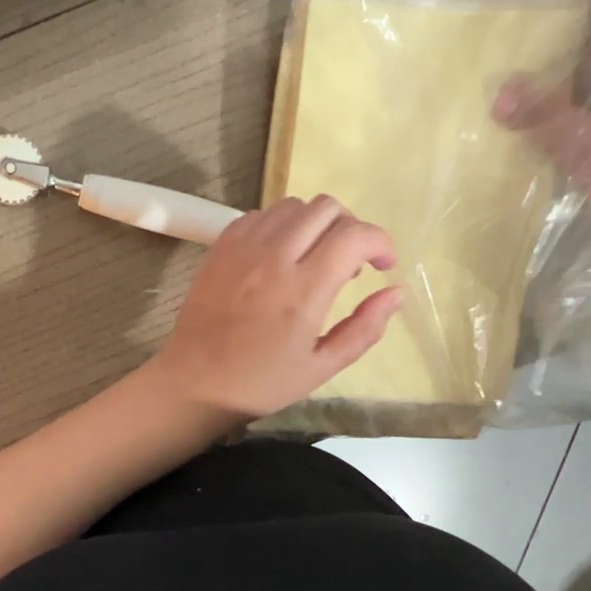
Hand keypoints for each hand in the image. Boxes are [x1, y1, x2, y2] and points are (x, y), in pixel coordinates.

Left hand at [152, 196, 400, 418]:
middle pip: (326, 208)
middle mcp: (274, 259)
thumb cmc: (260, 385)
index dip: (381, 242)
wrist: (194, 385)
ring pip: (292, 206)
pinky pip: (259, 215)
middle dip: (350, 228)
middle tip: (349, 262)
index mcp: (303, 291)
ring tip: (313, 257)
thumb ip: (363, 329)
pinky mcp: (220, 249)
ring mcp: (243, 250)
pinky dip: (280, 226)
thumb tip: (395, 293)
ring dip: (314, 223)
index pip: (355, 235)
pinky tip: (280, 256)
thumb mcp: (321, 368)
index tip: (384, 265)